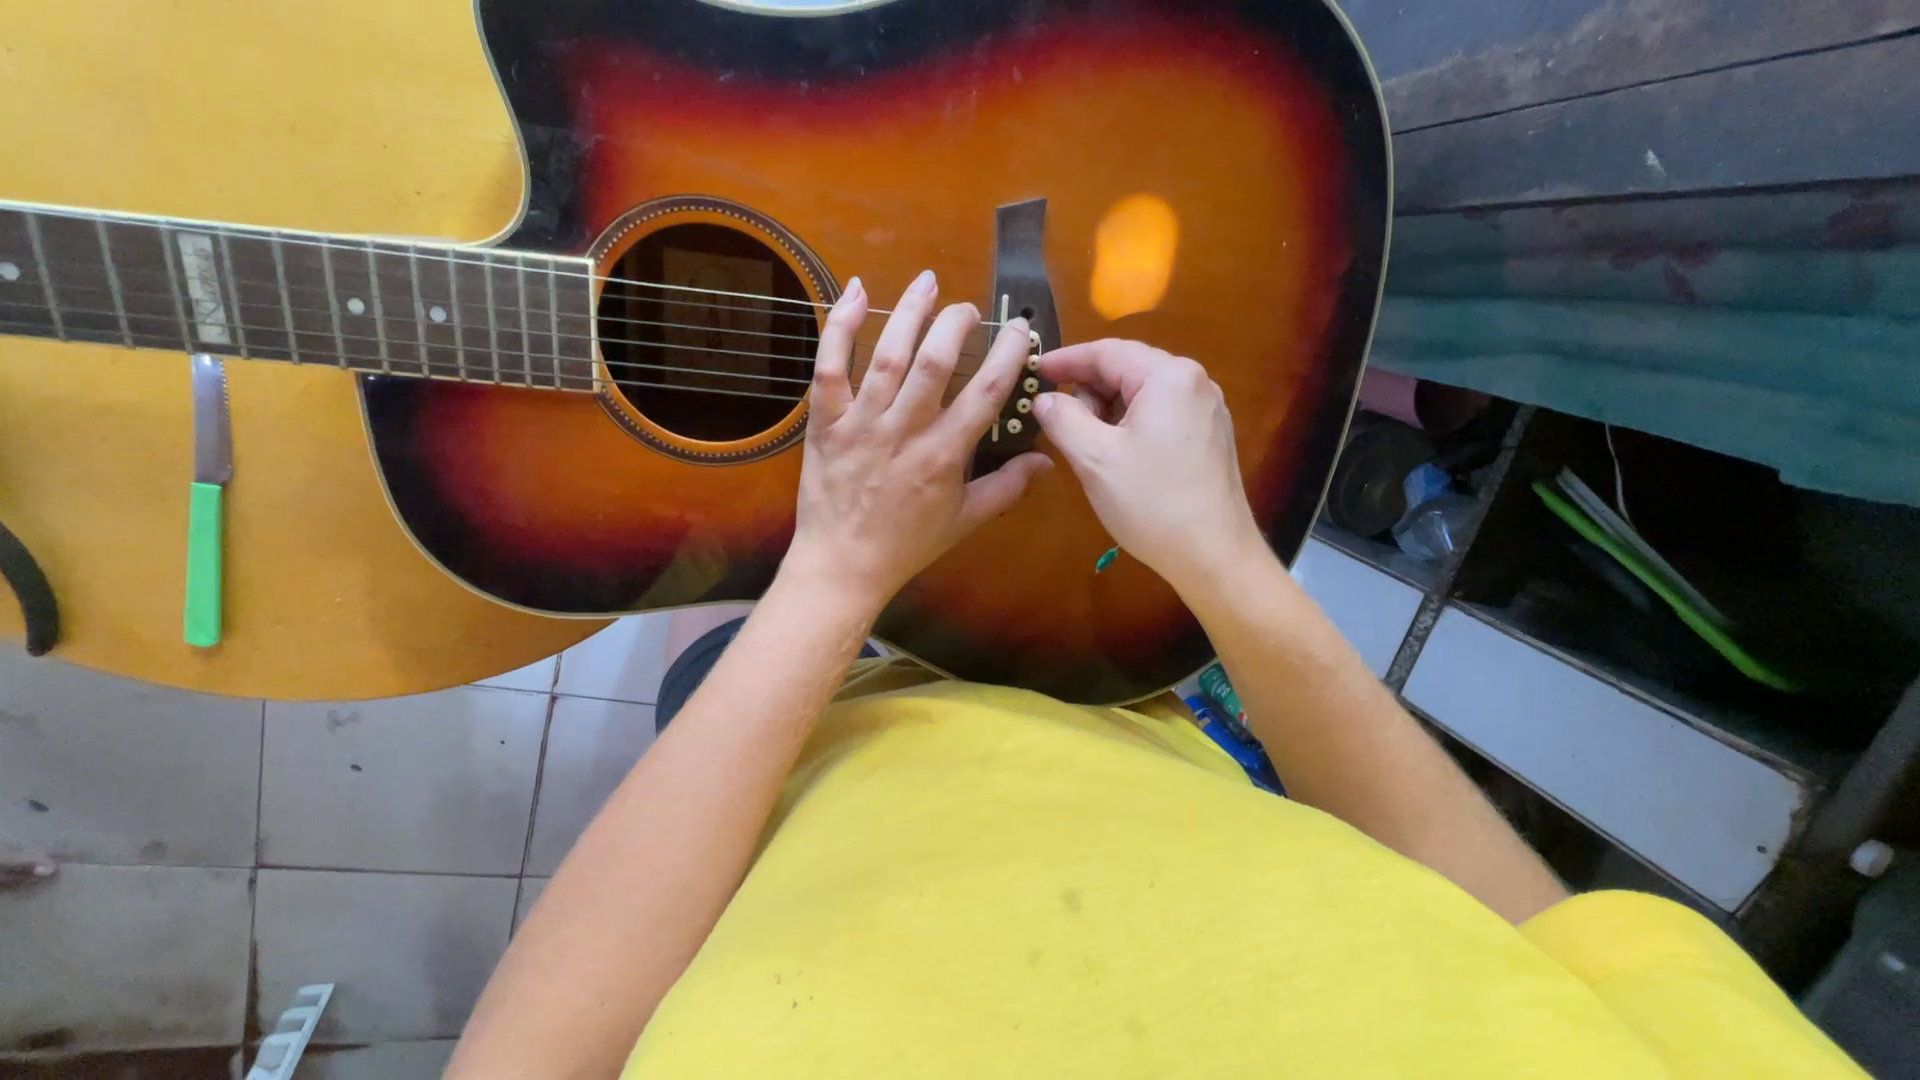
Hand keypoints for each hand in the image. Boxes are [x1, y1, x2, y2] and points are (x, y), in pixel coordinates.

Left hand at [783, 271, 1051, 612]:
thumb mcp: (965, 521)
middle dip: (956, 324)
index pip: (986, 393)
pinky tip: (854, 290)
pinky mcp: (826, 422)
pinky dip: (838, 327)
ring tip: (927, 281)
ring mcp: (861, 423)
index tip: (1020, 328)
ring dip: (909, 312)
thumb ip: (1007, 488)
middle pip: (935, 362)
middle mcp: (905, 432)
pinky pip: (829, 367)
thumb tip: (1048, 462)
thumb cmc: (907, 544)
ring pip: (887, 355)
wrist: (843, 565)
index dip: (1008, 354)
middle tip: (967, 308)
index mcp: (944, 456)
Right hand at [1033, 339, 1263, 591]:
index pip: (1107, 352)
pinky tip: (1112, 451)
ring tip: (1082, 439)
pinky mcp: (1209, 436)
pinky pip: (1160, 413)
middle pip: (1128, 369)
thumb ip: (1063, 419)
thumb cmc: (1152, 503)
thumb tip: (1044, 400)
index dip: (1066, 360)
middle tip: (1054, 416)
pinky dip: (1130, 422)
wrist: (1213, 555)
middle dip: (1087, 388)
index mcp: (1169, 377)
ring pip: (1143, 393)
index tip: (1034, 372)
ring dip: (1107, 408)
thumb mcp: (1095, 459)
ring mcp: (1207, 410)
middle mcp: (1194, 383)